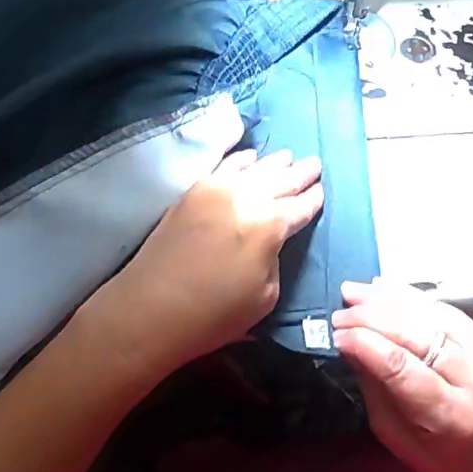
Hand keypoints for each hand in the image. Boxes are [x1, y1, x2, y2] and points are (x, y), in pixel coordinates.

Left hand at [80, 148, 323, 379]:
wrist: (150, 309)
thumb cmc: (213, 315)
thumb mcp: (265, 296)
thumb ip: (274, 258)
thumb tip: (270, 239)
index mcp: (269, 225)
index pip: (301, 207)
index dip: (314, 200)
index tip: (322, 190)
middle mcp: (246, 197)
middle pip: (281, 180)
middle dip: (301, 173)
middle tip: (315, 164)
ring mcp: (216, 189)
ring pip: (255, 168)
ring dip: (275, 163)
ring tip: (289, 156)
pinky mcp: (193, 191)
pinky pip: (224, 167)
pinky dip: (240, 160)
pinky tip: (250, 157)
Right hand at [333, 280, 472, 471]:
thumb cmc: (431, 450)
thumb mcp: (391, 430)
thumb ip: (373, 384)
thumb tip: (347, 342)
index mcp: (451, 416)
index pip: (401, 367)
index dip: (366, 344)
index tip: (337, 335)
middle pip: (413, 334)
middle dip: (369, 319)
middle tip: (340, 315)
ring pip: (424, 314)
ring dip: (384, 300)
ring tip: (353, 294)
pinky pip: (438, 306)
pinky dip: (405, 295)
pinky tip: (379, 289)